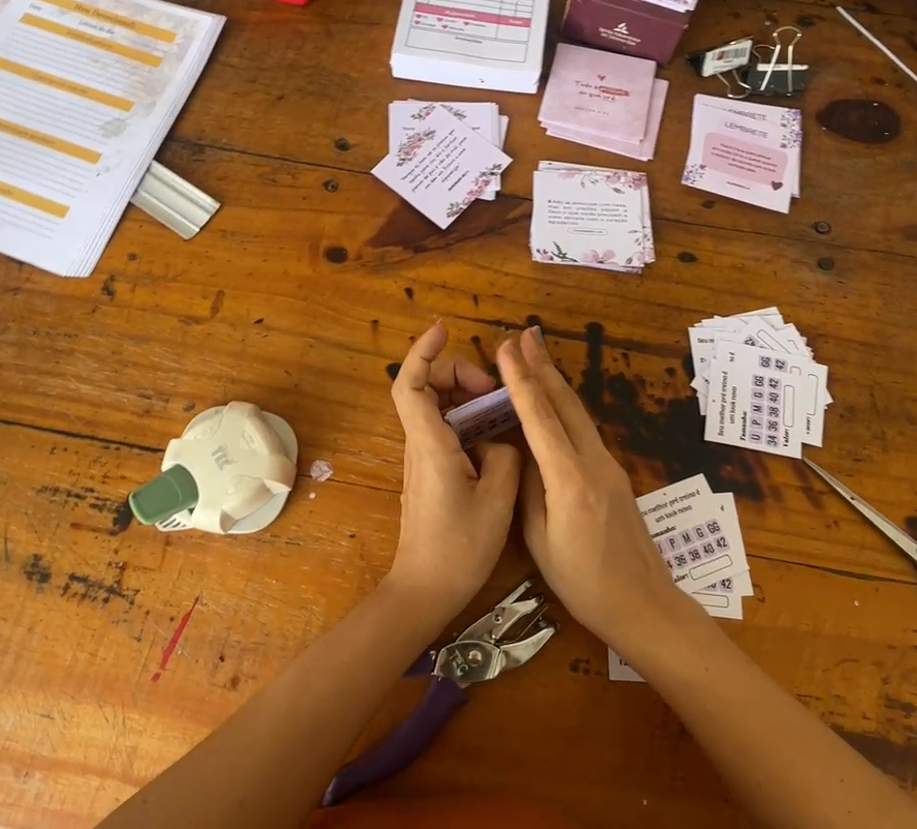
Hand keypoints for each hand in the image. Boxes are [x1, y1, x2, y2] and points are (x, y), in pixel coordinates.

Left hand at [384, 321, 521, 621]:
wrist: (426, 588)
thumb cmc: (460, 546)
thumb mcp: (498, 500)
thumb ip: (504, 457)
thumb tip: (499, 440)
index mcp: (431, 445)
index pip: (412, 384)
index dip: (423, 351)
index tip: (443, 329)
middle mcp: (420, 445)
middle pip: (423, 387)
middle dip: (455, 372)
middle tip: (491, 387)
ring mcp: (422, 459)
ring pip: (434, 407)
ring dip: (462, 395)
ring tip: (498, 406)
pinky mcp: (429, 472)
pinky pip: (442, 429)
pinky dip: (464, 418)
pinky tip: (493, 433)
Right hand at [497, 327, 704, 654]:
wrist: (645, 605)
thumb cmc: (584, 584)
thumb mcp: (540, 541)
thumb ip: (531, 490)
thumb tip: (523, 454)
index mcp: (570, 480)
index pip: (540, 418)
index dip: (521, 381)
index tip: (506, 349)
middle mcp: (594, 463)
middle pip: (565, 404)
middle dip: (542, 366)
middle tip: (524, 333)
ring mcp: (609, 467)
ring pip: (578, 414)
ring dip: (555, 381)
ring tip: (537, 353)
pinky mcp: (615, 476)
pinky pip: (584, 431)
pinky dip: (565, 407)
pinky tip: (555, 400)